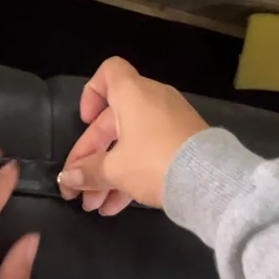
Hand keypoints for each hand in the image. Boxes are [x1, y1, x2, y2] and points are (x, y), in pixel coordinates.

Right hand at [57, 57, 208, 212]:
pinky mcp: (183, 143)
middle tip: (78, 187)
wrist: (212, 181)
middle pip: (112, 121)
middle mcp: (151, 100)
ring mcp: (170, 122)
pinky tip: (116, 207)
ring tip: (94, 206)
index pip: (109, 71)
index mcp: (132, 94)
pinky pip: (149, 152)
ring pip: (129, 142)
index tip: (85, 121)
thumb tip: (66, 179)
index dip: (91, 92)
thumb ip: (88, 172)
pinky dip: (131, 173)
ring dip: (108, 173)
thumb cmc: (154, 161)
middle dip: (91, 156)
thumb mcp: (115, 169)